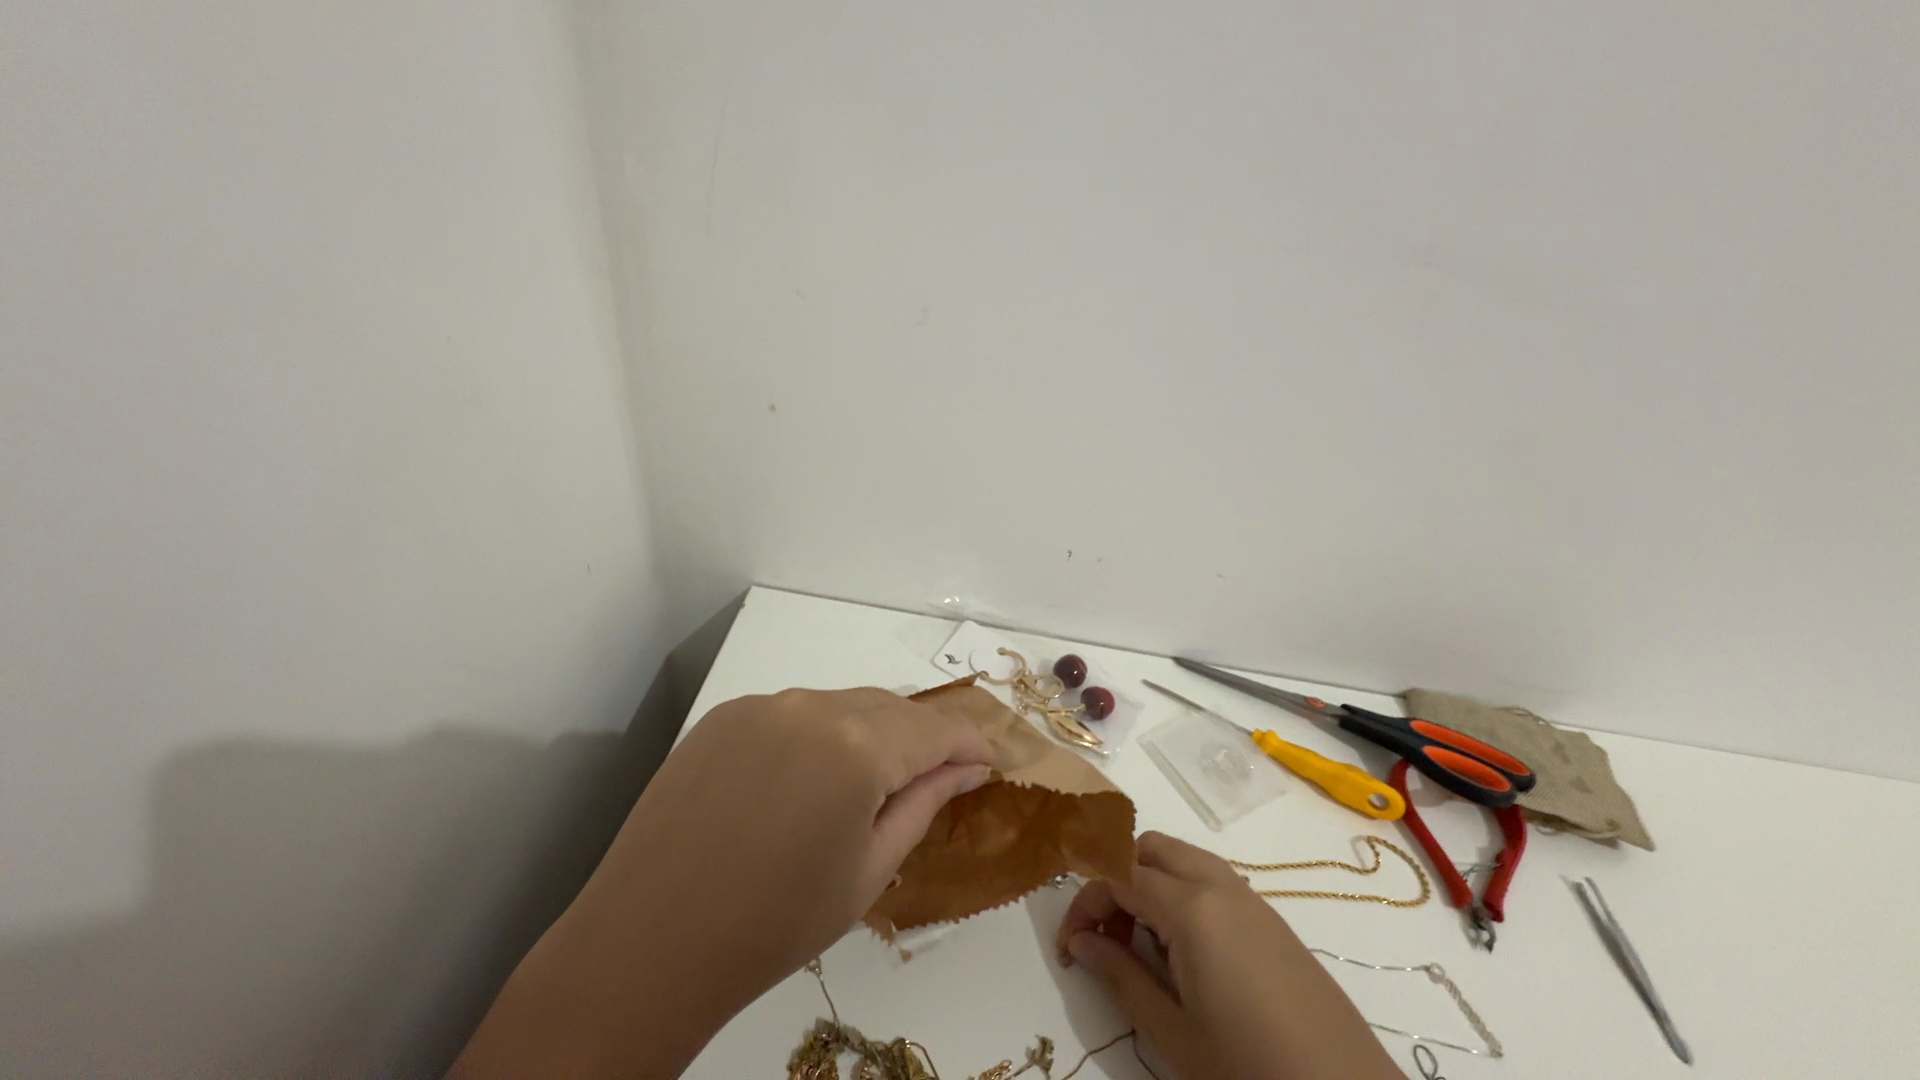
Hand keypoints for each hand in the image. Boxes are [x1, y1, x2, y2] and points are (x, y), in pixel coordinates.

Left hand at [452, 687, 997, 1078]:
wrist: (648, 941)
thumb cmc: (775, 924)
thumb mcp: (868, 870)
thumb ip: (923, 803)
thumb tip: (966, 767)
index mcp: (857, 747)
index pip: (936, 729)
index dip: (971, 743)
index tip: (992, 762)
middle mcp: (810, 707)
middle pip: (892, 708)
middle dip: (925, 736)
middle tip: (946, 773)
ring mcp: (760, 706)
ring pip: (843, 705)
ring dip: (875, 732)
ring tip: (881, 779)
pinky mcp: (723, 717)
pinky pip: (795, 713)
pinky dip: (824, 734)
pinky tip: (817, 777)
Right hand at [1058, 832, 1400, 1079]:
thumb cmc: (1250, 1067)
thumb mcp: (1173, 1032)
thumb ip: (1120, 977)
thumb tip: (1081, 943)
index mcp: (1192, 908)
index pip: (1117, 875)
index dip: (1084, 903)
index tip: (1070, 947)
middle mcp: (1220, 886)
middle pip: (1150, 848)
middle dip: (1116, 878)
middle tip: (1106, 936)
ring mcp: (1252, 899)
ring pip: (1183, 859)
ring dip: (1149, 883)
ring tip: (1141, 945)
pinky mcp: (1272, 920)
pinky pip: (1212, 881)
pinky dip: (1181, 894)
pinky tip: (1183, 953)